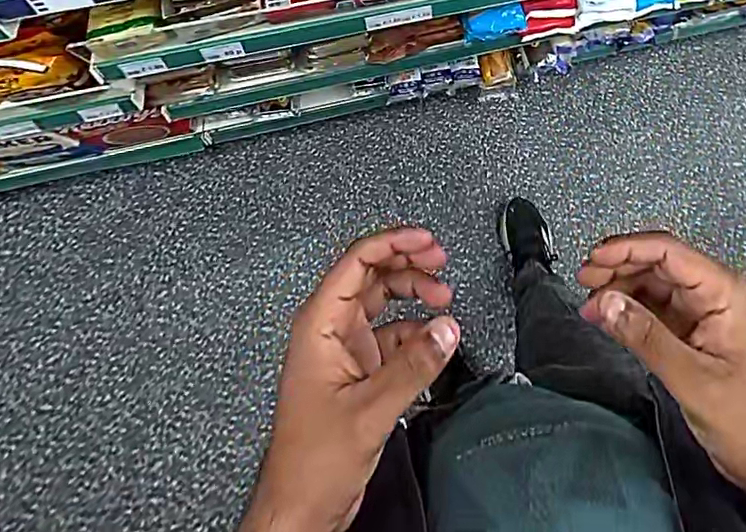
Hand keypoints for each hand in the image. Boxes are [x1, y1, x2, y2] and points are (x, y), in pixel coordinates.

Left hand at [241, 227, 460, 531]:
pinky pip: (393, 330)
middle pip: (374, 273)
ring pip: (384, 298)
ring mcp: (344, 346)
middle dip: (410, 261)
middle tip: (440, 260)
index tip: (425, 241)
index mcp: (320, 324)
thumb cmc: (309, 466)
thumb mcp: (368, 410)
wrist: (299, 512)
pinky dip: (416, 327)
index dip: (394, 242)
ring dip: (415, 291)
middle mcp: (331, 329)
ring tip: (443, 295)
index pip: (358, 260)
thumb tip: (446, 327)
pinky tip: (432, 337)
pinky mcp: (359, 366)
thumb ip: (413, 366)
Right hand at [579, 233, 745, 531]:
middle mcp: (713, 293)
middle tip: (586, 276)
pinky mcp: (691, 330)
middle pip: (657, 261)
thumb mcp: (694, 379)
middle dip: (618, 265)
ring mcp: (702, 310)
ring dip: (619, 287)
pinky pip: (653, 307)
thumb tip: (608, 302)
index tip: (597, 257)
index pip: (668, 251)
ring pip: (652, 282)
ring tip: (591, 300)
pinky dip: (628, 308)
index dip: (628, 248)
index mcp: (723, 291)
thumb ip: (647, 337)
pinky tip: (608, 316)